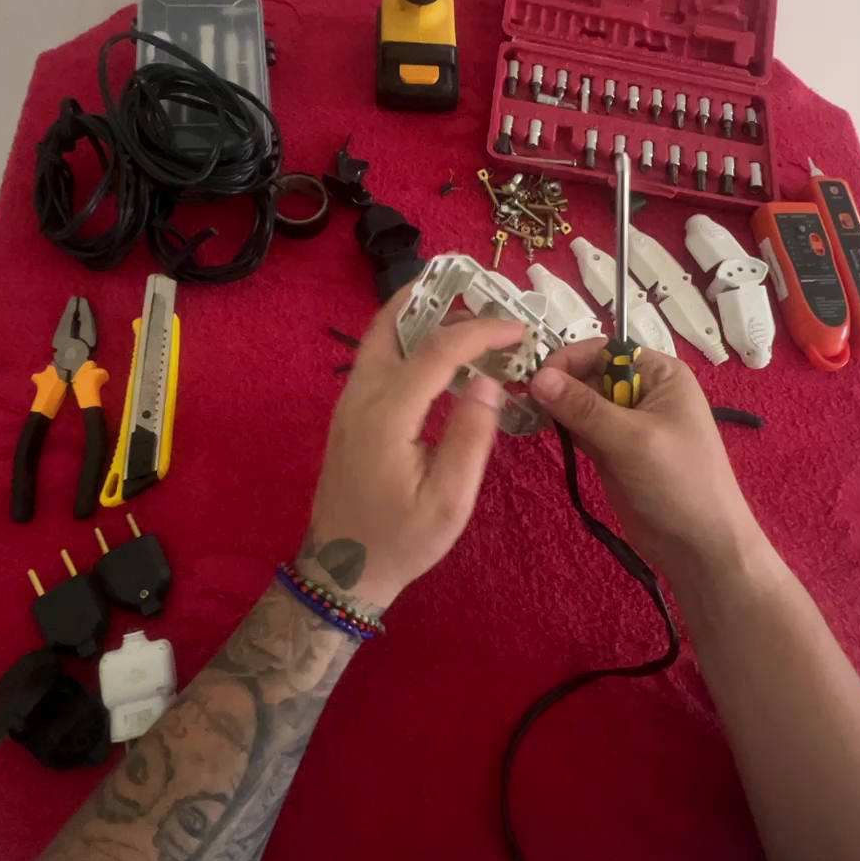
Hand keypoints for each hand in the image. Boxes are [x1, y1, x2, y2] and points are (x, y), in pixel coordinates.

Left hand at [301, 291, 523, 610]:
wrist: (341, 570)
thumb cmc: (400, 540)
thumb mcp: (448, 501)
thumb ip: (470, 437)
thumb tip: (489, 382)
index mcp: (386, 414)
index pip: (437, 351)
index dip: (480, 331)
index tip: (518, 329)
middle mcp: (360, 396)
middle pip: (390, 323)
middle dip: (434, 297)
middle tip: (478, 290)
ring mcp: (348, 403)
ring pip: (379, 337)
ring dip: (418, 315)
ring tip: (463, 310)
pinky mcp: (349, 414)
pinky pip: (377, 359)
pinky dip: (407, 339)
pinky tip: (437, 352)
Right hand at [528, 341, 768, 581]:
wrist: (699, 547)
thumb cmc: (679, 483)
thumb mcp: (633, 440)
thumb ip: (584, 407)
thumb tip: (538, 377)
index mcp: (659, 374)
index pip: (605, 350)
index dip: (569, 360)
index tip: (537, 381)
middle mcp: (641, 391)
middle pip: (588, 373)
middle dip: (557, 384)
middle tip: (523, 401)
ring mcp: (624, 422)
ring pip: (579, 401)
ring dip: (554, 406)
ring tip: (525, 414)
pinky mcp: (610, 449)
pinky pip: (578, 427)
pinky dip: (559, 427)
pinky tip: (538, 428)